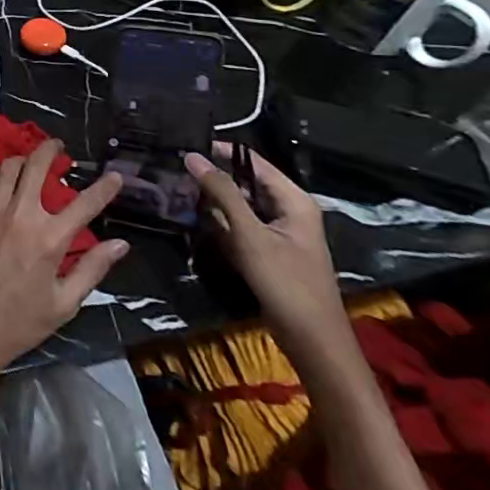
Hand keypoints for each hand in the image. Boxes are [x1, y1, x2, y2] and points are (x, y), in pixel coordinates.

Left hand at [0, 140, 129, 382]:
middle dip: (52, 150)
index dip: (104, 187)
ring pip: (9, 166)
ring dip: (24, 160)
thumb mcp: (64, 304)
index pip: (85, 203)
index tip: (115, 175)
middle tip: (58, 147)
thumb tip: (121, 244)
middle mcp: (21, 215)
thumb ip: (92, 269)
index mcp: (50, 239)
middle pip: (38, 165)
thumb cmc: (18, 324)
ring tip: (30, 163)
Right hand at [186, 144, 347, 349]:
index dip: (221, 152)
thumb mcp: (251, 235)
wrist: (312, 341)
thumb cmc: (286, 283)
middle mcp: (289, 210)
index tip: (186, 148)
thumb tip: (193, 157)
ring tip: (179, 191)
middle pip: (247, 183)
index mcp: (293, 199)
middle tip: (177, 170)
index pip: (253, 161)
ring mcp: (280, 232)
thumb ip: (223, 194)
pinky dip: (222, 224)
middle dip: (215, 178)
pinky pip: (242, 228)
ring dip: (215, 202)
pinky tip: (197, 222)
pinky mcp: (270, 252)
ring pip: (242, 206)